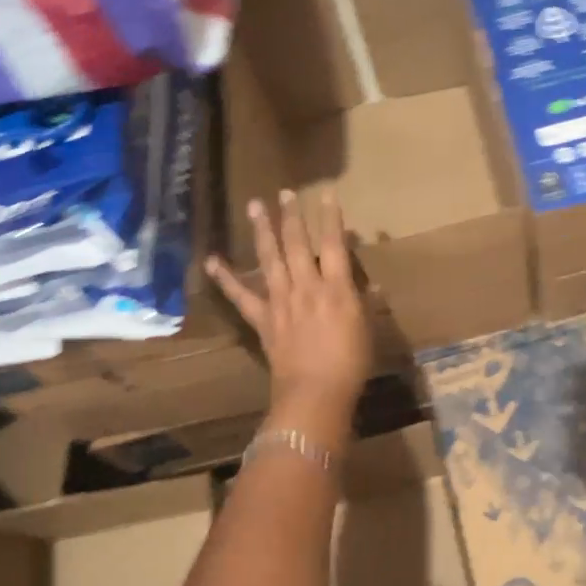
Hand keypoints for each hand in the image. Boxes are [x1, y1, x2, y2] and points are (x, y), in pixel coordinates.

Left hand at [205, 189, 370, 438]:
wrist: (316, 393)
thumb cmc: (351, 363)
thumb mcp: (369, 330)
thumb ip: (369, 304)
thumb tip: (373, 285)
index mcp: (337, 287)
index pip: (333, 243)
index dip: (330, 217)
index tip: (326, 193)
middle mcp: (307, 285)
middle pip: (297, 242)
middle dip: (292, 215)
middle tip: (285, 192)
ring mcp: (281, 300)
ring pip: (270, 257)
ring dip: (262, 230)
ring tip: (255, 206)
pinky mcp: (263, 318)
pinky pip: (241, 296)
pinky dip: (226, 278)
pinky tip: (212, 260)